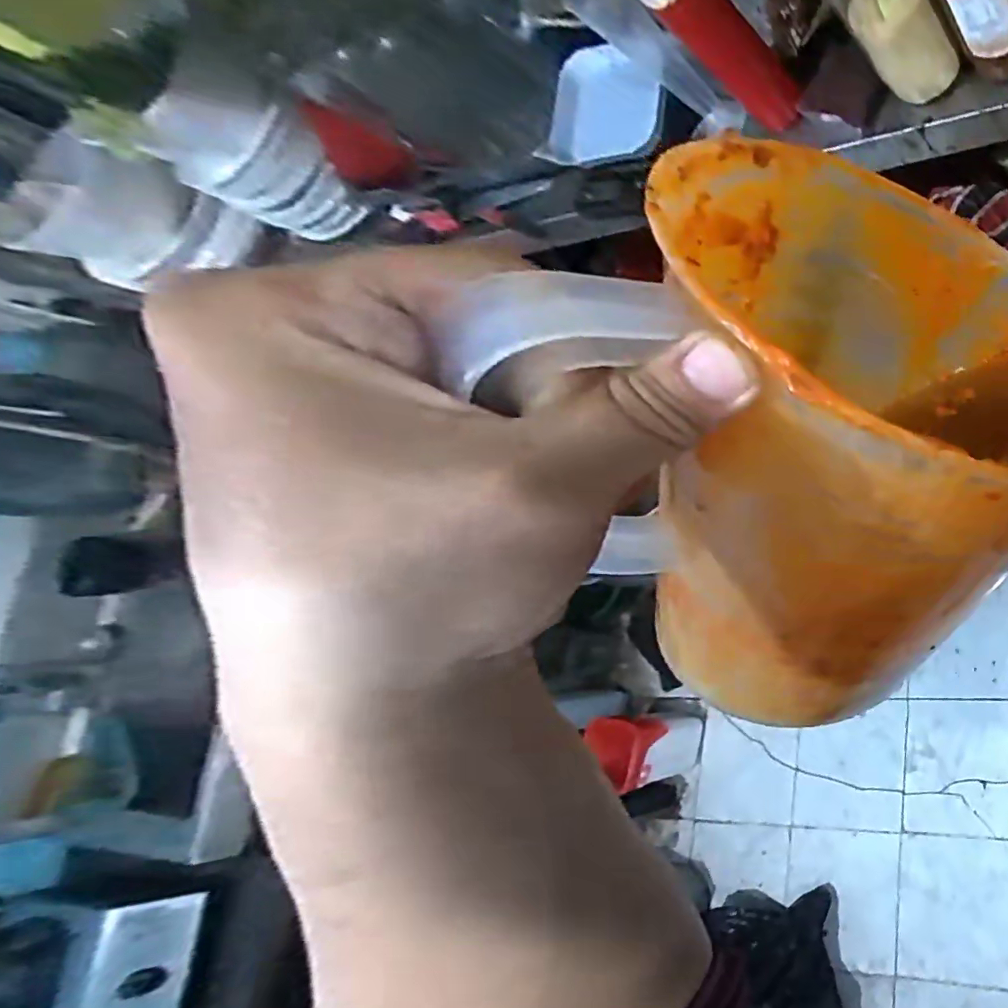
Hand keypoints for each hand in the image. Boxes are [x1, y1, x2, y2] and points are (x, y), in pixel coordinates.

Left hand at [143, 246, 756, 694]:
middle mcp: (269, 335)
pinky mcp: (338, 445)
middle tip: (593, 467)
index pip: (484, 285)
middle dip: (557, 397)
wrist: (371, 723)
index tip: (633, 411)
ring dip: (545, 428)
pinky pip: (456, 415)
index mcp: (274, 311)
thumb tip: (738, 354)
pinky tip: (530, 501)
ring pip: (478, 377)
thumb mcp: (545, 487)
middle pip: (480, 330)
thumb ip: (643, 410)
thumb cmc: (430, 588)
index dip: (578, 345)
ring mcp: (300, 395)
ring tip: (567, 491)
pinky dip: (515, 448)